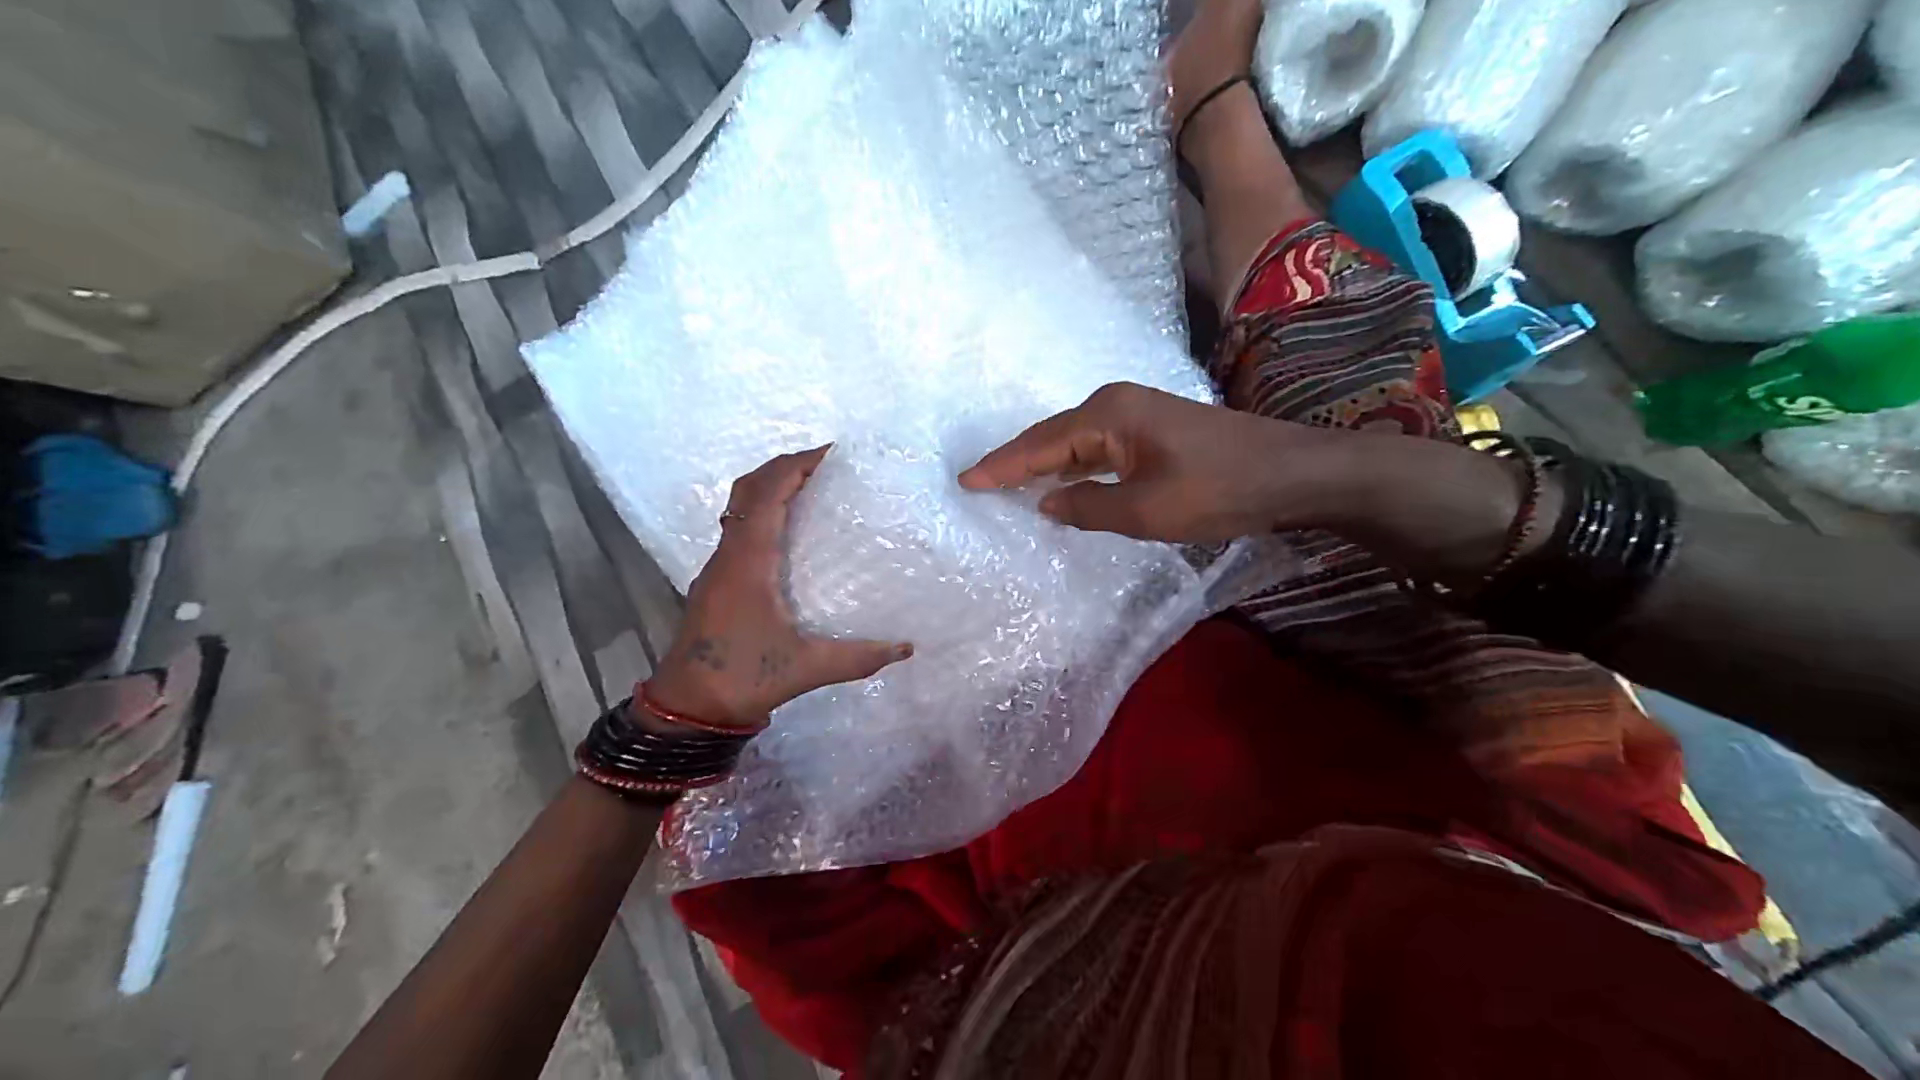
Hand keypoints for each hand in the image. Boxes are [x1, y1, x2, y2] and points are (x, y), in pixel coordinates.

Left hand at [646, 446, 912, 730]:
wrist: (688, 708)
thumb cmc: (742, 678)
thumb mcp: (807, 669)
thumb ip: (859, 658)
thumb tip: (906, 649)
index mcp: (749, 563)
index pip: (768, 494)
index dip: (796, 465)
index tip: (831, 453)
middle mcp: (729, 555)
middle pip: (748, 489)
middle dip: (785, 466)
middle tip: (826, 465)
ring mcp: (718, 567)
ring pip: (739, 506)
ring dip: (771, 486)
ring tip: (813, 488)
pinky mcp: (717, 581)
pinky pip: (739, 527)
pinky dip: (764, 511)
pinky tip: (791, 531)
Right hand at [957, 382, 1354, 543]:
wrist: (1293, 473)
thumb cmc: (1218, 490)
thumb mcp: (1145, 510)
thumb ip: (1087, 507)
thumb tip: (1046, 504)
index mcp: (1107, 416)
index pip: (1039, 444)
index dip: (1002, 466)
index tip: (965, 480)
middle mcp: (1115, 403)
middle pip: (1051, 435)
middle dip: (1014, 460)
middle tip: (977, 481)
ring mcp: (1136, 412)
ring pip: (1073, 440)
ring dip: (1042, 461)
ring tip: (1006, 482)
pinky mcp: (1152, 427)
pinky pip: (1096, 445)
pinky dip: (1073, 463)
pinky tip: (1061, 480)